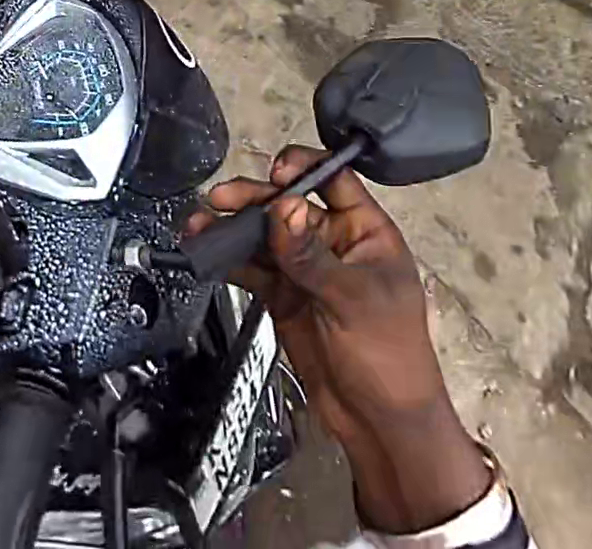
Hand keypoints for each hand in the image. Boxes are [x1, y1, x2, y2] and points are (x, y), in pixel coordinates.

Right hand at [186, 147, 491, 531]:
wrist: (378, 424)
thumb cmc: (390, 356)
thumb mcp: (352, 298)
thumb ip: (310, 254)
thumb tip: (282, 207)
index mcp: (365, 232)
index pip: (335, 181)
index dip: (305, 168)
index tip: (275, 170)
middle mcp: (332, 242)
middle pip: (288, 206)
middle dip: (254, 199)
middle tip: (221, 198)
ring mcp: (304, 269)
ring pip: (264, 236)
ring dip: (233, 228)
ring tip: (201, 223)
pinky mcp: (283, 294)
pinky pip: (252, 268)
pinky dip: (229, 259)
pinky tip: (208, 252)